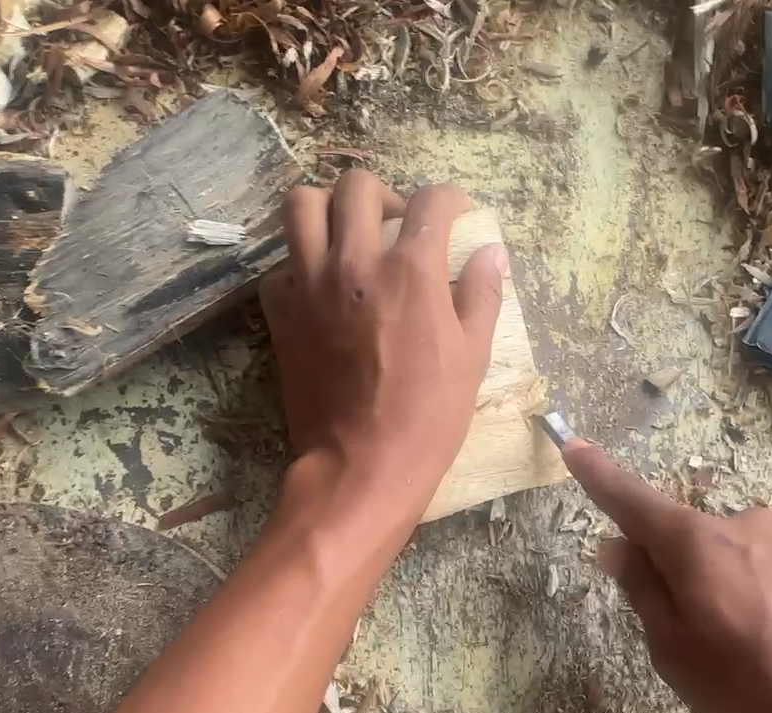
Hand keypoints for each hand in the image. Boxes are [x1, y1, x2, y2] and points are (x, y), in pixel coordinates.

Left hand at [260, 171, 506, 522]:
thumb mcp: (471, 359)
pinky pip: (279, 264)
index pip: (431, 202)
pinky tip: (319, 285)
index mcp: (411, 272)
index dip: (451, 199)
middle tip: (399, 224)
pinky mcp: (281, 315)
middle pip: (358, 186)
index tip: (456, 212)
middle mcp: (355, 263)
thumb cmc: (427, 419)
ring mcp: (309, 286)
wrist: (361, 467)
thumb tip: (492, 254)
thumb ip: (481, 297)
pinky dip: (298, 263)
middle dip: (386, 194)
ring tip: (348, 235)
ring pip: (303, 205)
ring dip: (329, 208)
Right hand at [564, 440, 771, 712]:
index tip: (574, 444)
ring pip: (731, 565)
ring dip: (723, 600)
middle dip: (674, 578)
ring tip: (745, 668)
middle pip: (686, 542)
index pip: (631, 501)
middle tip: (688, 644)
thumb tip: (618, 547)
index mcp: (694, 543)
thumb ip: (644, 593)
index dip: (598, 476)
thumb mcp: (676, 652)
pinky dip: (763, 611)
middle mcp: (741, 526)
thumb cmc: (756, 686)